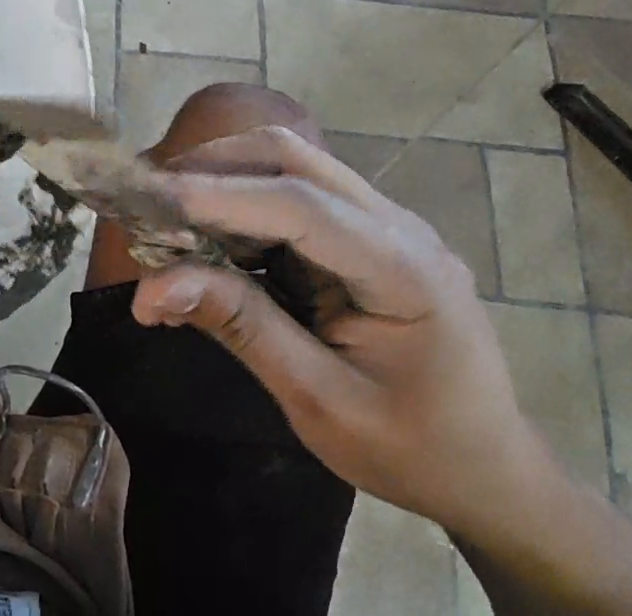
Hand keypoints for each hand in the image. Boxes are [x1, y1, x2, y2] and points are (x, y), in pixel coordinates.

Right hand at [129, 125, 559, 537]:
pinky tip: (200, 244)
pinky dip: (235, 212)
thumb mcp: (321, 401)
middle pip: (292, 159)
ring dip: (218, 183)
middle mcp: (395, 228)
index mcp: (404, 270)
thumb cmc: (412, 450)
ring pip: (287, 168)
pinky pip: (288, 202)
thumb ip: (241, 330)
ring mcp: (380, 227)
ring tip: (161, 223)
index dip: (218, 196)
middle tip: (144, 199)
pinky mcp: (359, 239)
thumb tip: (153, 285)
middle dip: (211, 167)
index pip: (300, 205)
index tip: (145, 200)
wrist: (488, 472)